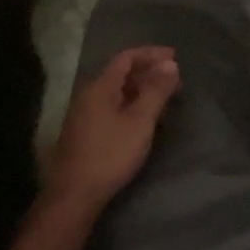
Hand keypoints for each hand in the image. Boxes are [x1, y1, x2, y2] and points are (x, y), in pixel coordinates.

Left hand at [42, 47, 180, 216]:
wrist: (74, 195)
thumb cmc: (110, 154)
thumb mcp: (140, 121)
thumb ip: (156, 90)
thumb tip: (170, 63)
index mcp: (100, 87)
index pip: (126, 57)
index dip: (151, 54)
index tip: (175, 57)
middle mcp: (89, 95)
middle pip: (120, 73)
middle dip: (149, 72)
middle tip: (174, 80)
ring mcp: (84, 114)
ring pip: (116, 91)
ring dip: (141, 89)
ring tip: (164, 97)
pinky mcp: (84, 132)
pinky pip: (111, 106)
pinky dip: (131, 104)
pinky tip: (144, 118)